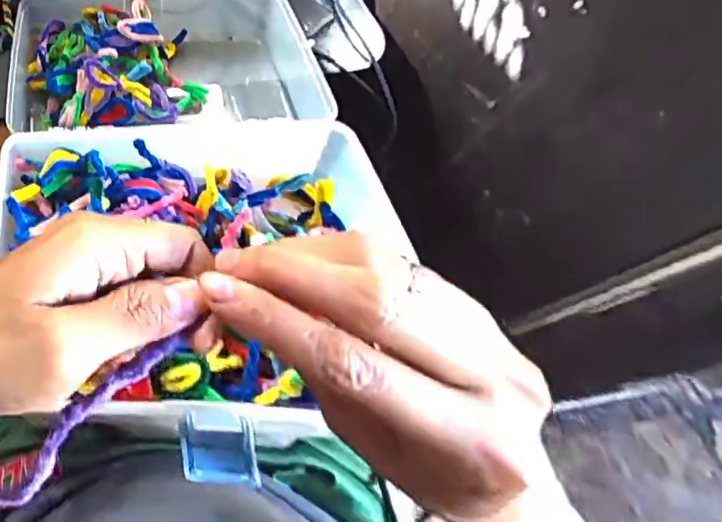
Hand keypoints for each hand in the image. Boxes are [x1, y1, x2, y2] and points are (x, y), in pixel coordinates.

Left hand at [0, 213, 212, 414]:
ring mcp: (77, 259)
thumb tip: (201, 292)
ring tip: (118, 365)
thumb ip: (136, 317)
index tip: (199, 346)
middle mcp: (92, 237)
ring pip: (143, 285)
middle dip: (177, 312)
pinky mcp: (66, 282)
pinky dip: (121, 330)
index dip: (203, 290)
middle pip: (166, 263)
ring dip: (147, 327)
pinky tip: (100, 358)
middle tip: (156, 363)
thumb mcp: (68, 346)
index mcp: (97, 240)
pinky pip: (115, 298)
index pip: (183, 243)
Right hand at [200, 235, 576, 521]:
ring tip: (253, 259)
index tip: (217, 293)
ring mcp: (484, 324)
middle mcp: (488, 370)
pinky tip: (294, 258)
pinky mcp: (466, 294)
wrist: (504, 470)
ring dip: (300, 255)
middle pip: (369, 298)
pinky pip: (385, 255)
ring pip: (377, 264)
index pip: (350, 361)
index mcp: (466, 435)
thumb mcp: (362, 438)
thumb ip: (315, 367)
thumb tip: (245, 301)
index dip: (275, 319)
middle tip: (228, 266)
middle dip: (285, 273)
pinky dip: (327, 252)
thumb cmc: (422, 467)